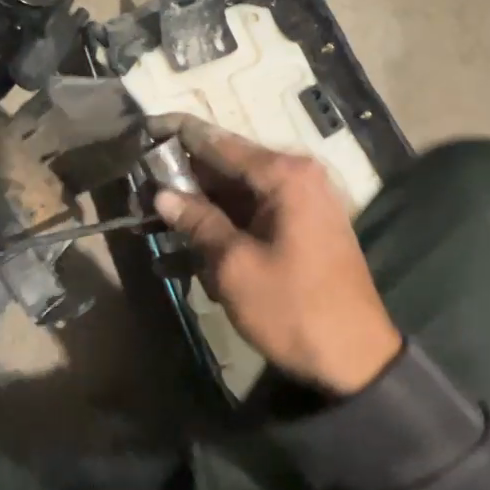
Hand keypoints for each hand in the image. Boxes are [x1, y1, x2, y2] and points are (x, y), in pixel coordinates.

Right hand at [149, 116, 401, 395]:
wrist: (352, 357)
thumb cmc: (291, 308)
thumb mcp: (234, 265)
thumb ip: (198, 222)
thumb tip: (163, 194)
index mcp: (285, 176)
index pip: (218, 142)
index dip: (177, 136)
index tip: (141, 132)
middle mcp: (297, 179)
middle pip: (226, 167)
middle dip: (182, 180)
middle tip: (137, 190)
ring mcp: (300, 206)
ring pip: (234, 196)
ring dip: (197, 211)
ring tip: (150, 225)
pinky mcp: (299, 232)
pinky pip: (250, 219)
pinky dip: (220, 231)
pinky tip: (185, 254)